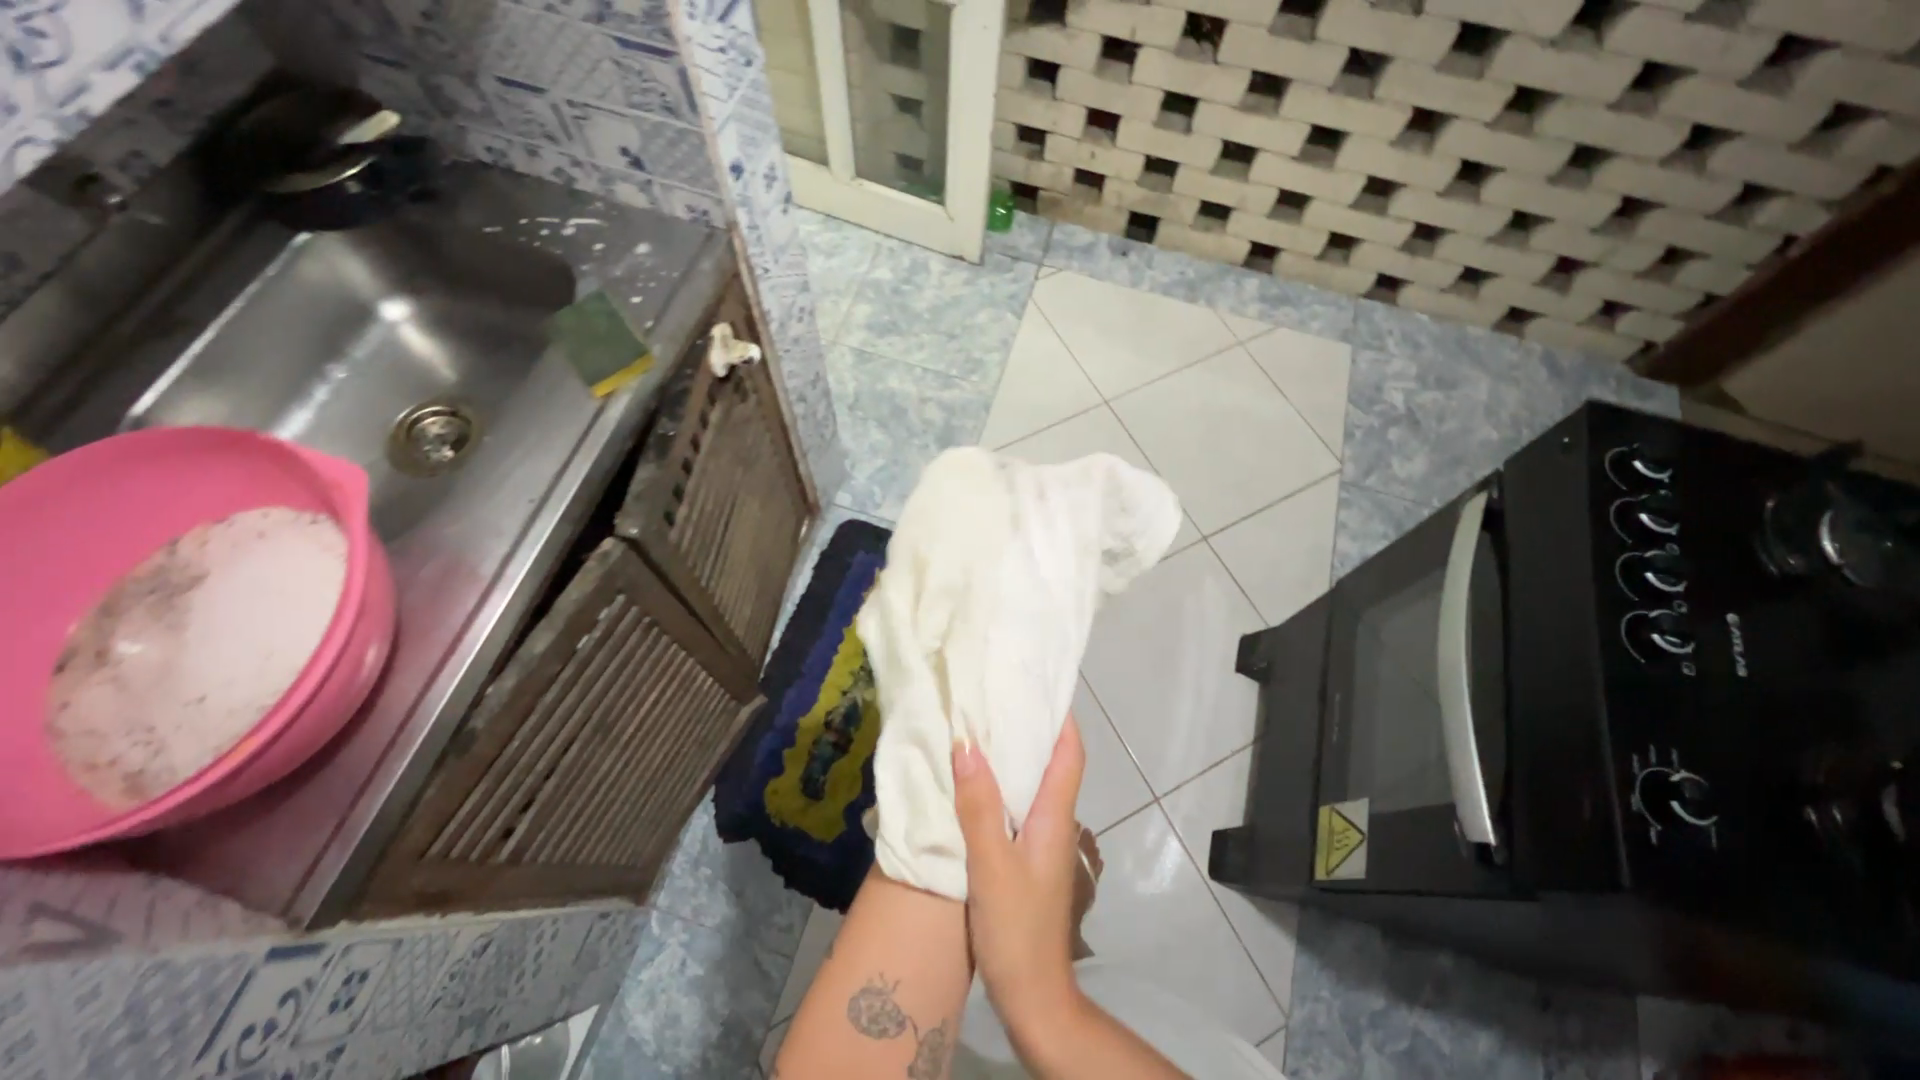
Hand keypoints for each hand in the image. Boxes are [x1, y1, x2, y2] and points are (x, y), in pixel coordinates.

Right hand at [952, 716, 1085, 1035]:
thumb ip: (979, 806)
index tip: (1038, 682)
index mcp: (1054, 818)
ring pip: (1029, 788)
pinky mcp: (1023, 864)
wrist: (1032, 996)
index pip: (1069, 753)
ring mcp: (1039, 846)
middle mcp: (1053, 824)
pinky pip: (1013, 812)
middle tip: (990, 697)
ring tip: (973, 731)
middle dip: (1028, 729)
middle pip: (1049, 764)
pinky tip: (965, 790)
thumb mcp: (992, 865)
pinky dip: (994, 791)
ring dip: (1009, 759)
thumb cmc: (1017, 928)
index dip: (1060, 717)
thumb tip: (967, 744)